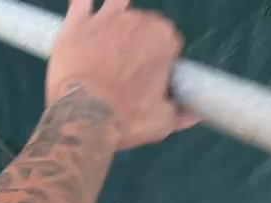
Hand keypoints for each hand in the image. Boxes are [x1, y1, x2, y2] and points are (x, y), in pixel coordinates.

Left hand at [46, 0, 195, 149]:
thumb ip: (179, 113)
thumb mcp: (160, 123)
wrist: (81, 120)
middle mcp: (139, 20)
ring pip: (117, 4)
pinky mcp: (77, 23)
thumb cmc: (124, 121)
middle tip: (122, 72)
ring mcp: (107, 17)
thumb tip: (193, 114)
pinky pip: (81, 1)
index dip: (157, 62)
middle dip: (136, 43)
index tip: (146, 81)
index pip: (166, 44)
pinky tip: (83, 11)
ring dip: (116, 17)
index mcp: (163, 39)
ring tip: (107, 41)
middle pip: (142, 25)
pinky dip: (82, 4)